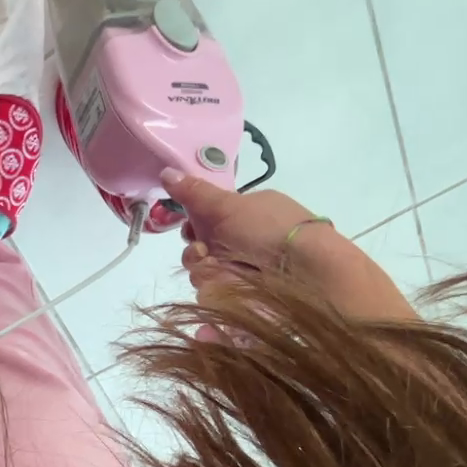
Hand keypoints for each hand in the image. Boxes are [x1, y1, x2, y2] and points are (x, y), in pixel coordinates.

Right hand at [163, 168, 414, 321]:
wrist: (299, 270)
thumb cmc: (265, 230)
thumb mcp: (227, 205)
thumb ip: (195, 193)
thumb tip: (166, 170)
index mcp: (242, 215)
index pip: (203, 223)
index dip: (192, 228)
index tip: (192, 231)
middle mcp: (240, 242)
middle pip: (197, 251)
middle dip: (196, 253)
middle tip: (205, 251)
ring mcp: (241, 270)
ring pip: (201, 275)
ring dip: (206, 271)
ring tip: (223, 270)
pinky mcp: (240, 296)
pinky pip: (211, 295)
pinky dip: (216, 289)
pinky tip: (228, 286)